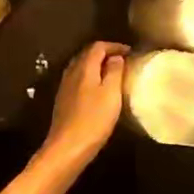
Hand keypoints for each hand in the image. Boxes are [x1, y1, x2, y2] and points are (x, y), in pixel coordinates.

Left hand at [39, 41, 128, 169]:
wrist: (67, 147)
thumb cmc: (93, 119)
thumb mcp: (111, 93)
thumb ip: (114, 71)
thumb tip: (115, 56)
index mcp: (84, 67)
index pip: (98, 47)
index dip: (114, 46)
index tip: (130, 52)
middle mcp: (71, 72)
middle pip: (88, 55)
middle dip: (105, 54)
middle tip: (123, 61)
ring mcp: (65, 86)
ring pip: (82, 68)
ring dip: (97, 66)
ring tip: (114, 74)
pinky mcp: (63, 100)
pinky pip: (78, 80)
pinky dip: (91, 78)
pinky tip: (99, 90)